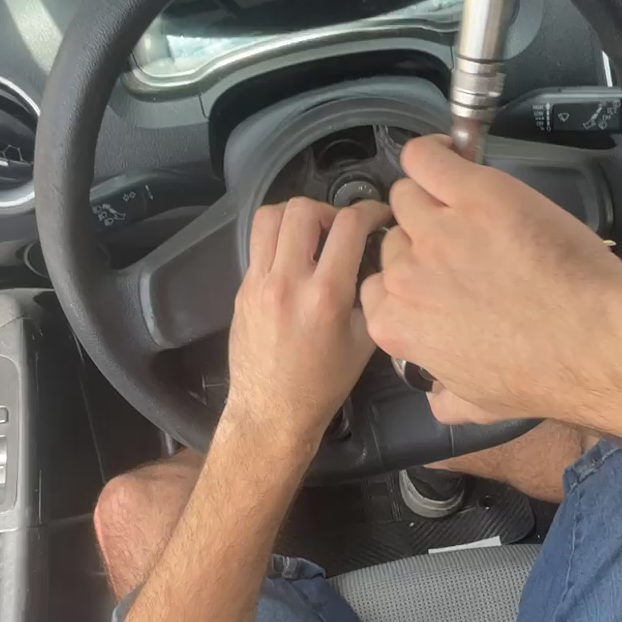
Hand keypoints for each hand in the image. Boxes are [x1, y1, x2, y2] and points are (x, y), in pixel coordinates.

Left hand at [223, 196, 387, 453]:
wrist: (272, 412)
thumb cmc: (324, 384)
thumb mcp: (365, 343)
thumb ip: (372, 296)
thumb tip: (377, 262)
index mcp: (326, 295)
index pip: (349, 226)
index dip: (370, 210)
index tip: (379, 216)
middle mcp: (288, 281)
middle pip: (302, 209)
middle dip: (329, 210)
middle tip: (340, 230)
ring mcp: (259, 284)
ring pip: (269, 217)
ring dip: (295, 217)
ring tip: (311, 236)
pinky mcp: (242, 290)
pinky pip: (258, 246)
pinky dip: (278, 242)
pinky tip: (293, 262)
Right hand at [360, 136, 621, 424]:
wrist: (593, 341)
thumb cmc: (539, 377)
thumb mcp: (477, 406)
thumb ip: (443, 397)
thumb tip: (435, 396)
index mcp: (396, 327)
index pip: (377, 289)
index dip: (408, 283)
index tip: (433, 279)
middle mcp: (405, 278)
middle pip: (393, 241)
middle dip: (421, 244)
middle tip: (461, 249)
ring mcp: (437, 232)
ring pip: (406, 197)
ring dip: (427, 199)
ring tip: (463, 206)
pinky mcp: (474, 195)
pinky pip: (427, 158)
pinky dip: (434, 153)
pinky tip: (449, 154)